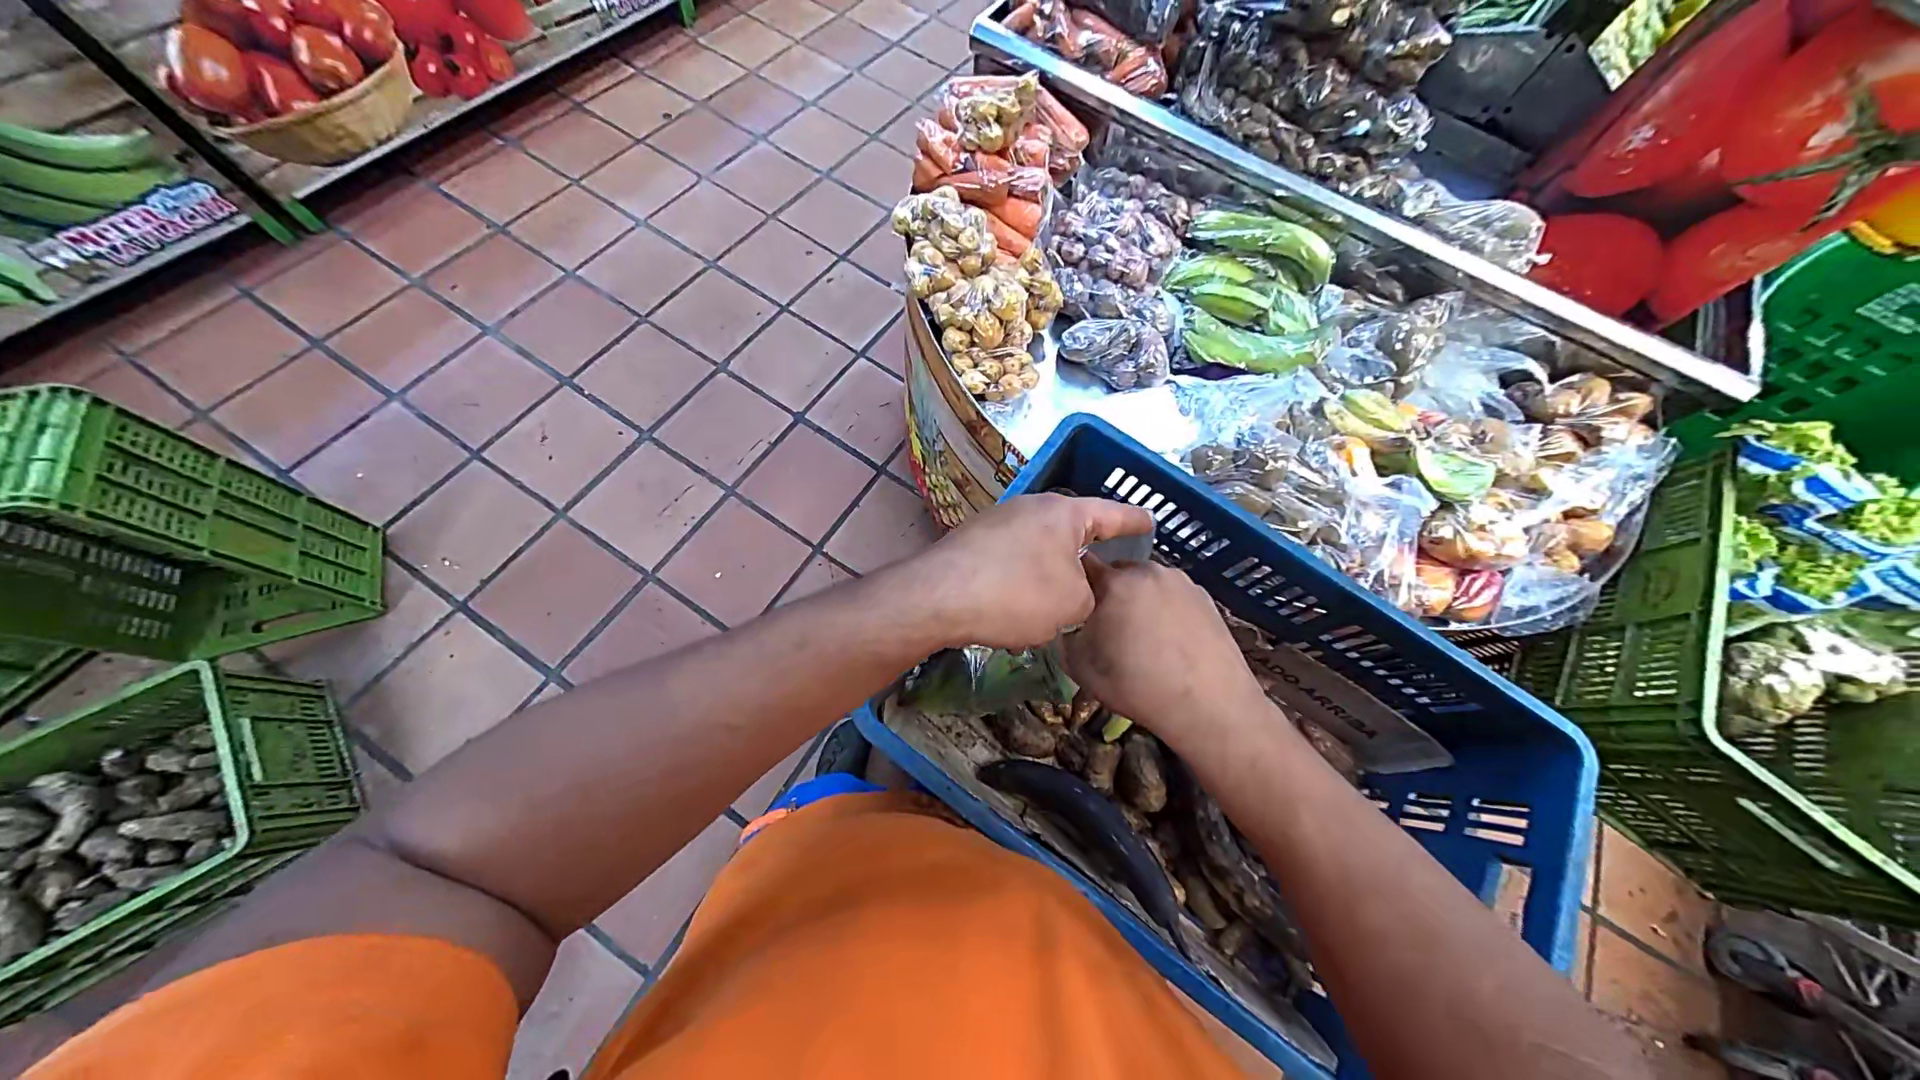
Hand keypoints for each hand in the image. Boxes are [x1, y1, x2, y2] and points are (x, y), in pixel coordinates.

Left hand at [903, 493, 1153, 649]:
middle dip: (1090, 553)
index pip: (1112, 513)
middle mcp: (1030, 508)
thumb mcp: (1072, 604)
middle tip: (1108, 574)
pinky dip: (1024, 580)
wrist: (937, 597)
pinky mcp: (973, 543)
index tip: (1152, 523)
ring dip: (1054, 572)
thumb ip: (1088, 596)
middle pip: (1073, 529)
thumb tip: (1072, 591)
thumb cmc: (1016, 594)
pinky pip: (1013, 560)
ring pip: (1041, 548)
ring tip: (1064, 601)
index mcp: (1063, 513)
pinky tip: (1021, 606)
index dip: (1135, 522)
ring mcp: (998, 522)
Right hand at [1061, 560, 1270, 747]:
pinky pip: (1170, 593)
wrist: (1210, 705)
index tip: (1073, 605)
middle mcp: (1146, 570)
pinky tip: (1168, 639)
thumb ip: (1064, 635)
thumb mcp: (1079, 667)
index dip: (1074, 583)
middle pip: (1115, 571)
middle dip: (1107, 592)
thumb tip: (1066, 623)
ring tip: (1141, 635)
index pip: (1081, 564)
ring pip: (1145, 582)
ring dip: (1136, 598)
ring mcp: (1179, 580)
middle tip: (1107, 625)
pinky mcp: (1203, 595)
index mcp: (1113, 582)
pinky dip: (1163, 608)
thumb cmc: (1137, 687)